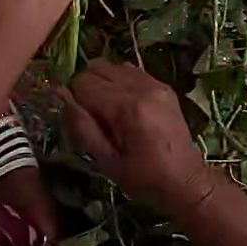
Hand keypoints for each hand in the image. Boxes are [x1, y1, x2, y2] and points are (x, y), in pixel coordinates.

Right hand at [61, 60, 218, 215]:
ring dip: (103, 82)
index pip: (83, 83)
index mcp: (127, 108)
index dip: (74, 99)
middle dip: (87, 88)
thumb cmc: (143, 178)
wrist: (184, 179)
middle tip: (94, 115)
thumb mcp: (105, 160)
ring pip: (113, 65)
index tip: (82, 120)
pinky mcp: (163, 86)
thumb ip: (82, 126)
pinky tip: (125, 104)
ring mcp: (155, 84)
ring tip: (110, 110)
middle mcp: (142, 88)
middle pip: (97, 68)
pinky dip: (120, 81)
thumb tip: (62, 96)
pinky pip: (131, 71)